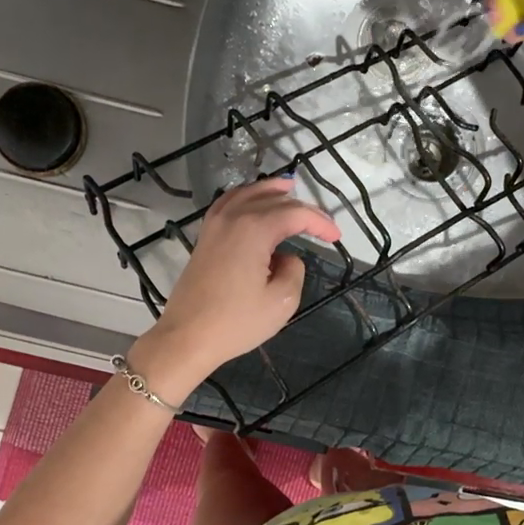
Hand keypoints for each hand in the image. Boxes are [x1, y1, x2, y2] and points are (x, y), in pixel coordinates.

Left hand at [134, 177, 340, 391]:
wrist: (187, 337)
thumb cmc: (236, 322)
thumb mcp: (281, 301)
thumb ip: (294, 270)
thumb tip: (285, 258)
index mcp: (254, 229)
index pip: (295, 214)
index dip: (320, 222)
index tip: (336, 237)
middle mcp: (233, 217)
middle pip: (273, 200)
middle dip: (301, 208)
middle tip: (321, 223)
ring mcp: (214, 225)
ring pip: (247, 194)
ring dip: (270, 191)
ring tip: (288, 188)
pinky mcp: (204, 237)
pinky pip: (228, 204)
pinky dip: (245, 197)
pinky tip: (251, 202)